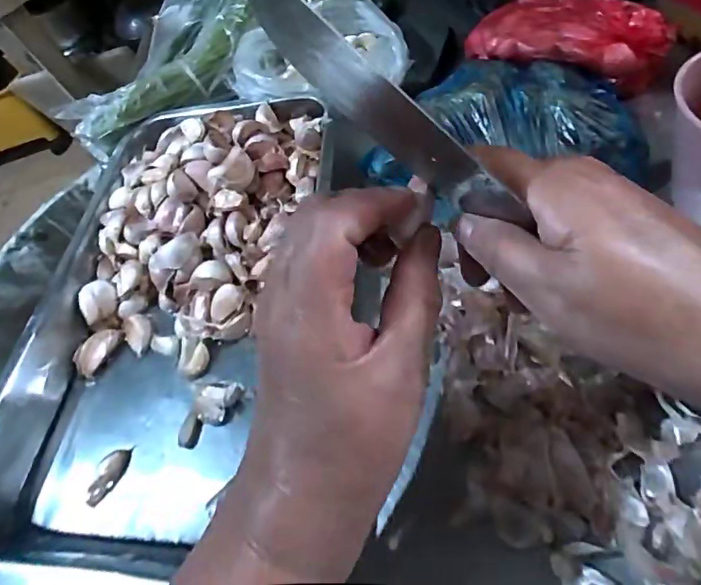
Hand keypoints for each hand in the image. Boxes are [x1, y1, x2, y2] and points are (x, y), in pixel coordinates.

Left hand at [181, 188, 439, 583]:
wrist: (298, 500)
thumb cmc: (356, 443)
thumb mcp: (403, 367)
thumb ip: (416, 290)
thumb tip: (428, 232)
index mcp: (309, 303)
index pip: (335, 218)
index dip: (380, 200)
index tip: (424, 205)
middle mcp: (279, 290)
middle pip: (316, 213)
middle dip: (368, 204)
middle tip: (414, 223)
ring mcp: (273, 300)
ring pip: (306, 228)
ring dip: (353, 220)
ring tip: (398, 244)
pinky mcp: (278, 313)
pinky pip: (304, 252)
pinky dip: (338, 241)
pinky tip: (372, 267)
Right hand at [458, 149, 700, 409]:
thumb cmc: (630, 312)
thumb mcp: (544, 288)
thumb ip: (494, 246)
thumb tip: (464, 218)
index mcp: (552, 179)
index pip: (484, 161)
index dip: (458, 194)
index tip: (453, 247)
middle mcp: (582, 172)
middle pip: (516, 192)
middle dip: (497, 236)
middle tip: (500, 294)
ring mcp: (614, 192)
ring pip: (548, 214)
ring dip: (531, 252)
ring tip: (542, 307)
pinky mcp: (637, 217)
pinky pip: (581, 226)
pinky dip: (565, 257)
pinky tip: (581, 301)